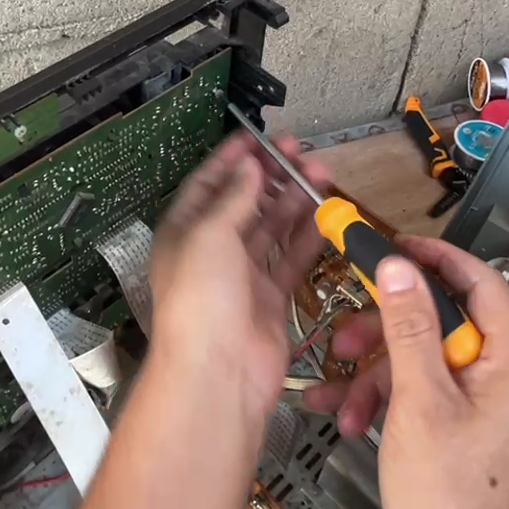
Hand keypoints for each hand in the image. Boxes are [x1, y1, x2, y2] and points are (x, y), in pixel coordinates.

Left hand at [148, 130, 330, 416]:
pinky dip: (307, 235)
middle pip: (244, 202)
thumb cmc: (200, 299)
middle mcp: (211, 250)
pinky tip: (324, 212)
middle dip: (270, 175)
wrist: (219, 372)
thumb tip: (249, 166)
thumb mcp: (209, 234)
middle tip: (298, 151)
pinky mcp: (270, 297)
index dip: (232, 159)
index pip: (208, 184)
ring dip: (293, 199)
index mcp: (184, 231)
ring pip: (271, 226)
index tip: (257, 136)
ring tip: (320, 172)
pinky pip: (290, 257)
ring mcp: (242, 275)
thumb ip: (234, 198)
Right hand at [302, 236, 508, 508]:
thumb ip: (409, 326)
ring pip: (423, 356)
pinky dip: (384, 397)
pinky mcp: (462, 426)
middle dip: (385, 327)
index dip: (435, 258)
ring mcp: (485, 405)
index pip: (481, 285)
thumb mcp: (419, 400)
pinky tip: (348, 416)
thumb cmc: (448, 499)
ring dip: (374, 369)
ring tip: (337, 391)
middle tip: (345, 326)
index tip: (392, 246)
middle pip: (442, 322)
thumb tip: (398, 266)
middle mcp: (507, 379)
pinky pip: (421, 390)